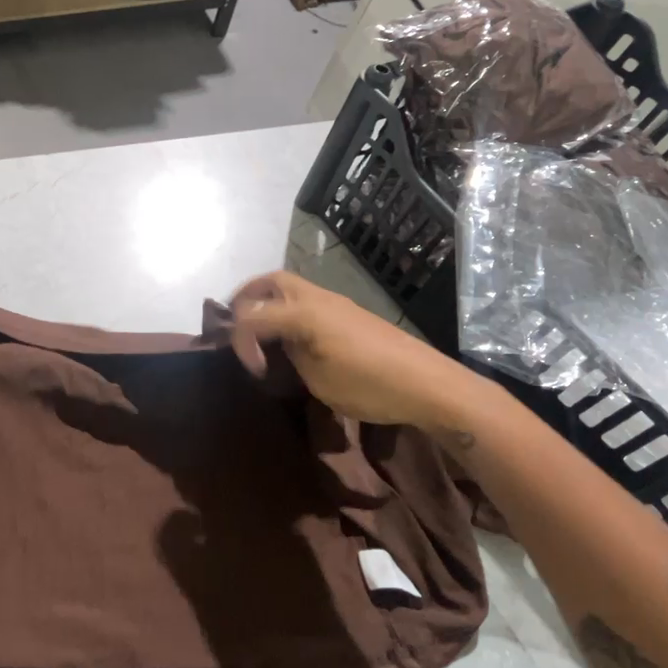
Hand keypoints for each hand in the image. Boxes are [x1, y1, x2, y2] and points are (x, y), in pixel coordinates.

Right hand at [228, 270, 481, 430]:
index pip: (251, 315)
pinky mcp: (348, 313)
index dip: (240, 342)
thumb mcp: (317, 379)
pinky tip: (293, 338)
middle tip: (239, 328)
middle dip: (245, 301)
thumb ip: (288, 355)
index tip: (254, 370)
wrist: (428, 384)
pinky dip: (288, 310)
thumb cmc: (369, 385)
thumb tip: (277, 346)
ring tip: (263, 333)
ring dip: (268, 303)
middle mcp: (315, 298)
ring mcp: (335, 302)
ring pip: (289, 287)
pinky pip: (306, 299)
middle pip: (268, 282)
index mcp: (301, 312)